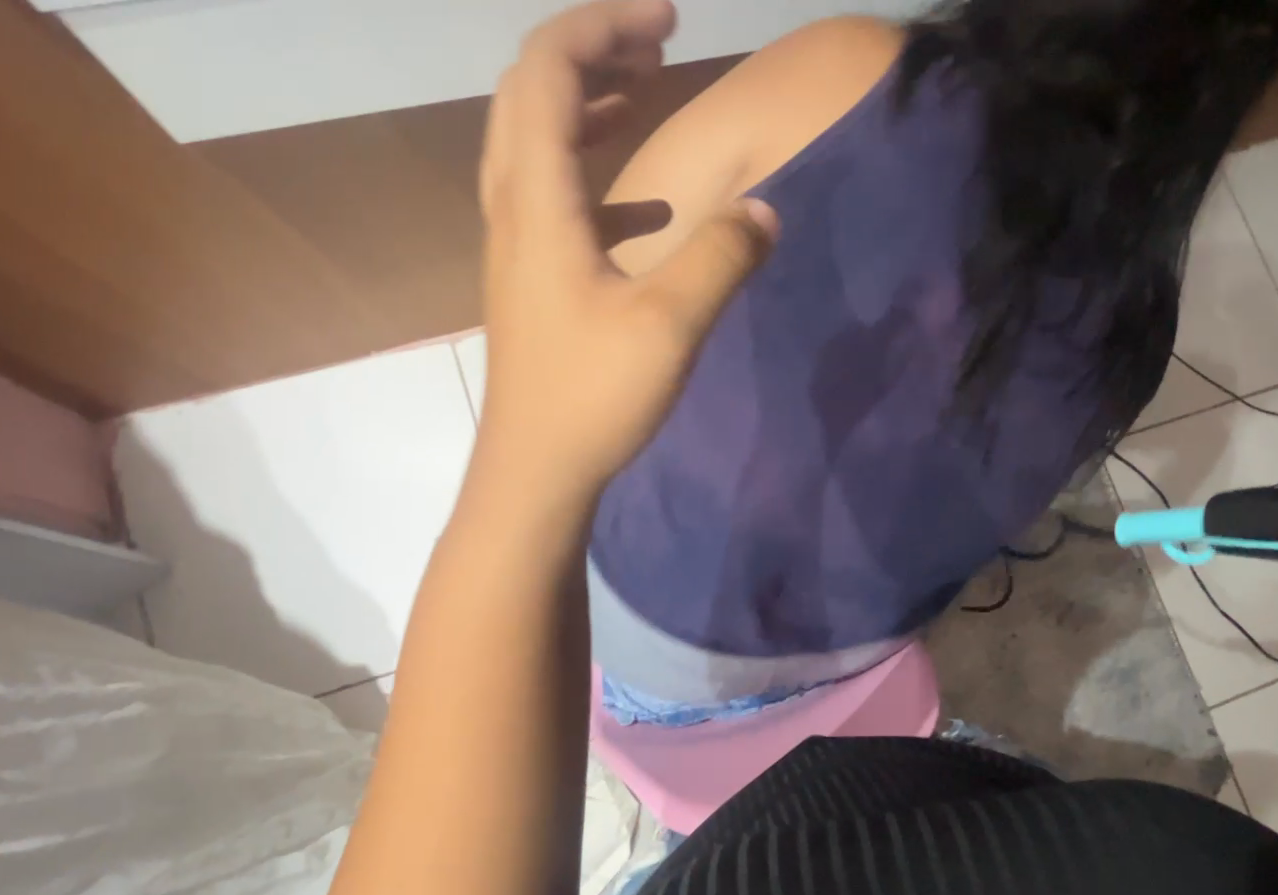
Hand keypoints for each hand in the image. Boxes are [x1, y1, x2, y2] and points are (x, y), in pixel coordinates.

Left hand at [477, 0, 777, 495]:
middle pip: (531, 91)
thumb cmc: (594, 395)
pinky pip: (547, 188)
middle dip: (594, 51)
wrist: (536, 468)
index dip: (604, 27)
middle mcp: (513, 206)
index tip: (670, 21)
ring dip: (585, 101)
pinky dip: (588, 162)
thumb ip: (721, 257)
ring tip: (644, 91)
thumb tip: (764, 209)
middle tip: (660, 46)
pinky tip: (640, 200)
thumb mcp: (670, 325)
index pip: (549, 72)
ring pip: (532, 138)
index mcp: (539, 201)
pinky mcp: (529, 275)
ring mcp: (515, 242)